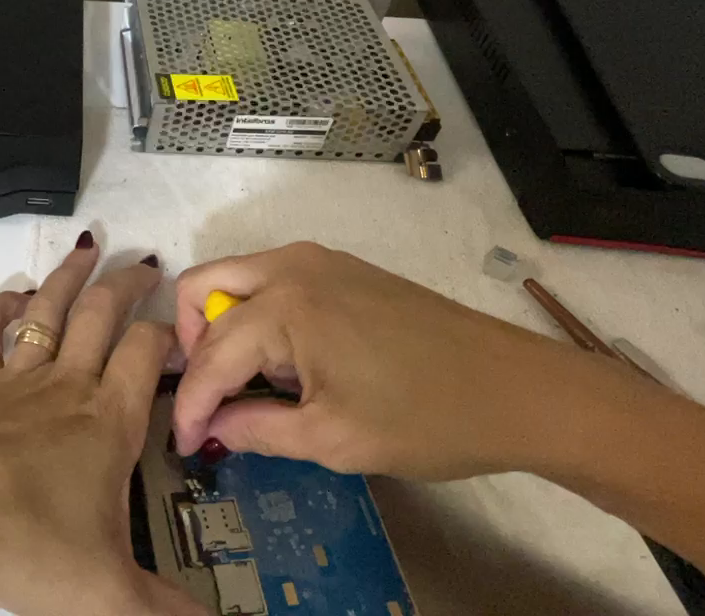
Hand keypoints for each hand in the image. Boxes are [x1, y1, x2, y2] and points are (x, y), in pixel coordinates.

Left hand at [0, 238, 204, 615]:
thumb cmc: (23, 546)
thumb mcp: (108, 595)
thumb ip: (168, 612)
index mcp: (107, 419)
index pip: (147, 353)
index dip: (169, 333)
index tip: (185, 328)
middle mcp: (66, 384)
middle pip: (102, 314)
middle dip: (128, 284)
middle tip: (147, 262)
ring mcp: (16, 379)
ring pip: (49, 309)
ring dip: (70, 276)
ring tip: (89, 248)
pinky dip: (1, 306)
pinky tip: (14, 297)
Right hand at [172, 241, 624, 480]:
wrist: (520, 390)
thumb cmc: (426, 418)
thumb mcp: (333, 439)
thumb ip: (256, 431)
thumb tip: (210, 430)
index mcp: (285, 305)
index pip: (210, 354)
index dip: (190, 405)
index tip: (184, 446)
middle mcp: (289, 265)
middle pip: (201, 287)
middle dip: (192, 343)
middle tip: (210, 397)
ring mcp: (315, 258)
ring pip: (233, 278)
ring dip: (223, 326)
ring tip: (253, 384)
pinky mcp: (338, 266)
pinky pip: (269, 280)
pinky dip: (257, 315)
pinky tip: (289, 361)